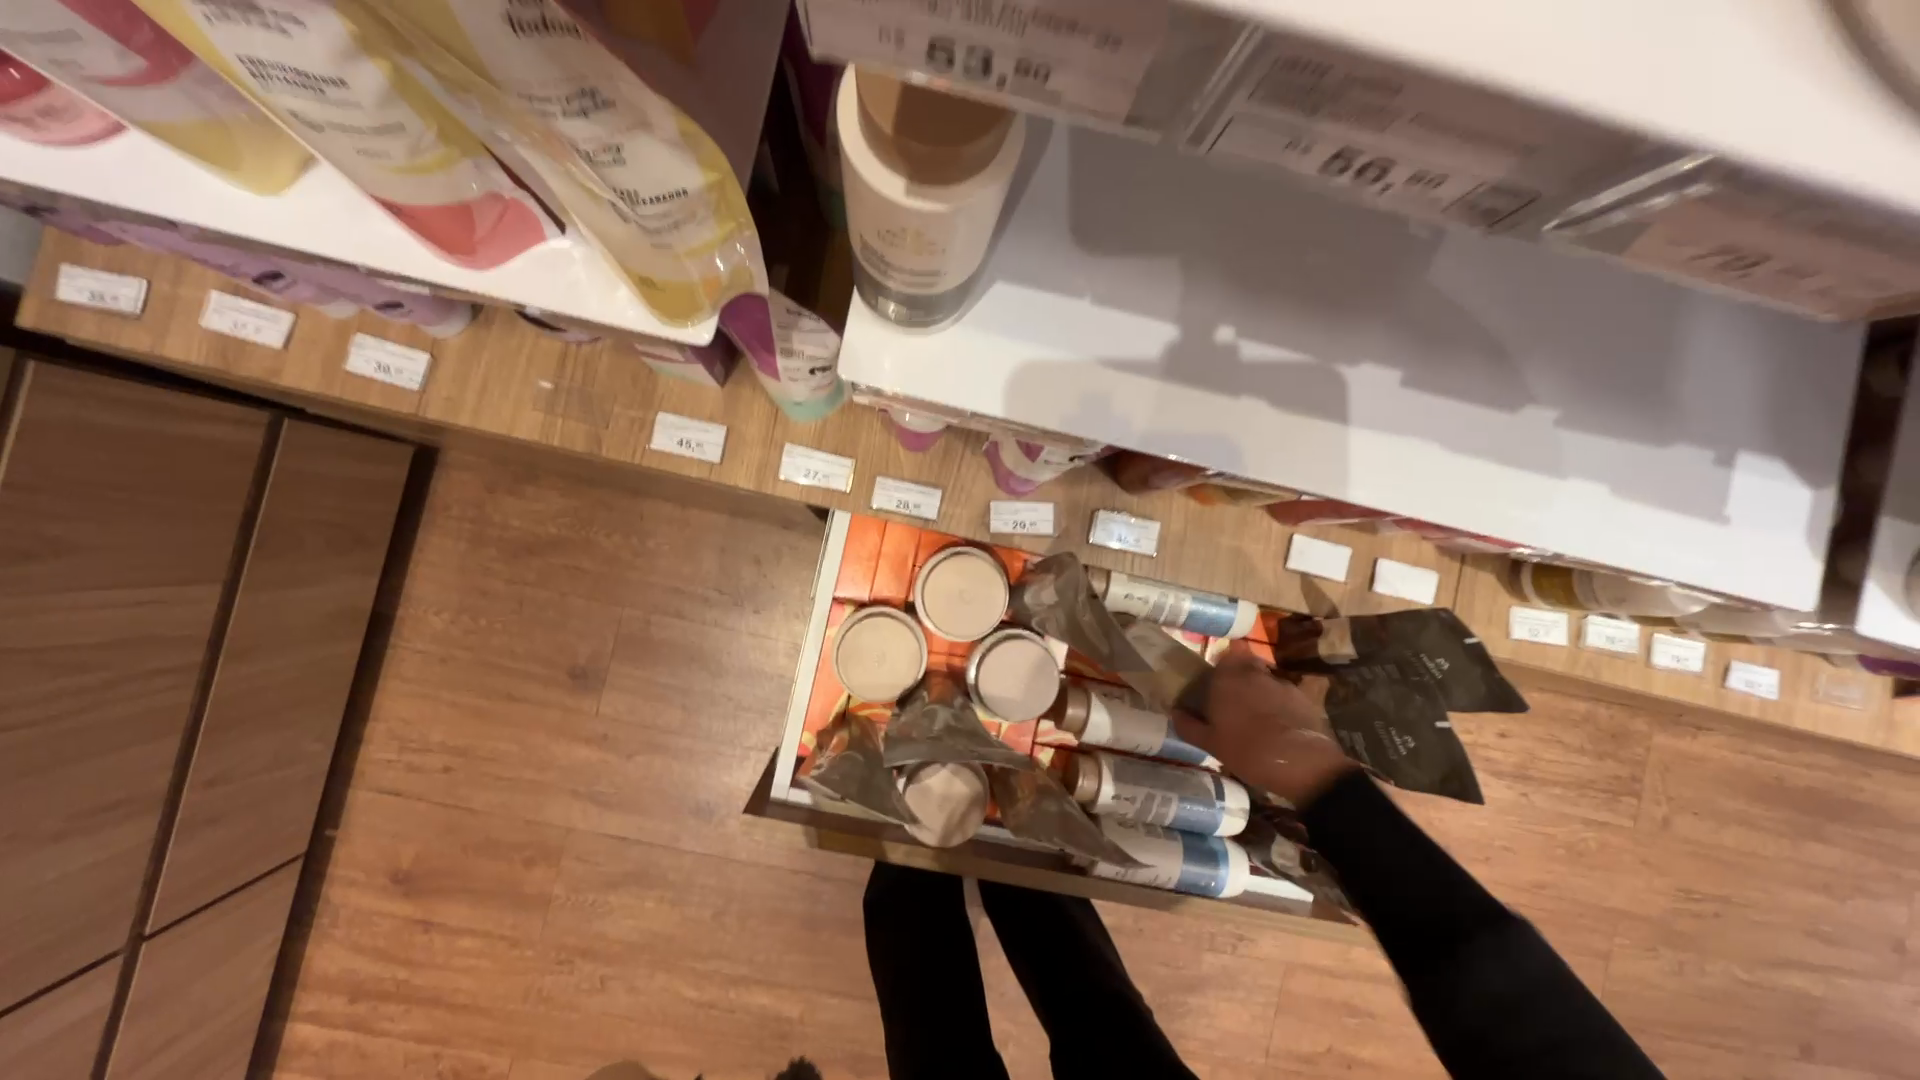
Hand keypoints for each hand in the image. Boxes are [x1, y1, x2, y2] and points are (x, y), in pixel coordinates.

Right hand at [1173, 643, 1358, 806]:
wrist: (1303, 765)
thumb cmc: (1248, 752)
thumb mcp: (1211, 745)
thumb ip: (1189, 726)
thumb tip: (1175, 712)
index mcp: (1227, 679)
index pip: (1223, 655)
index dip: (1220, 667)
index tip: (1215, 685)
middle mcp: (1254, 673)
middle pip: (1246, 663)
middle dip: (1239, 676)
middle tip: (1233, 700)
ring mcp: (1281, 683)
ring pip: (1265, 678)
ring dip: (1259, 690)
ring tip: (1257, 715)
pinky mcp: (1303, 697)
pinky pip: (1285, 693)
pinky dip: (1279, 703)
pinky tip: (1278, 725)